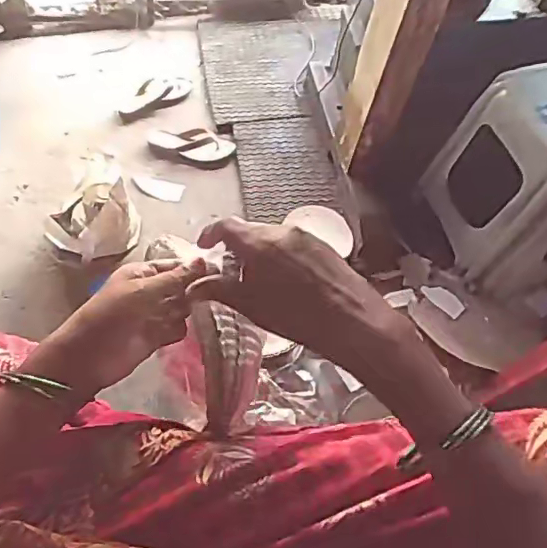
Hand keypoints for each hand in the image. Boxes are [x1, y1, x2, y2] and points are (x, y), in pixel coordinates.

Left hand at [25, 258, 203, 393]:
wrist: (88, 357)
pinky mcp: (156, 337)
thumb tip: (204, 261)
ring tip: (205, 312)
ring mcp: (153, 315)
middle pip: (182, 287)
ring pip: (182, 308)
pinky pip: (177, 329)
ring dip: (190, 311)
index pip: (175, 265)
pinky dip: (181, 330)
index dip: (195, 268)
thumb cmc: (111, 315)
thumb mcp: (143, 290)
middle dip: (195, 290)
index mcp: (143, 273)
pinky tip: (188, 332)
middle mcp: (150, 291)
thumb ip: (175, 278)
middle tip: (218, 294)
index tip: (221, 271)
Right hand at [189, 217, 412, 374]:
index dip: (210, 234)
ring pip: (272, 238)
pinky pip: (292, 245)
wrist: (352, 321)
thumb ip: (220, 290)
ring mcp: (306, 237)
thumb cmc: (297, 317)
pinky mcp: (324, 246)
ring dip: (259, 253)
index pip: (226, 226)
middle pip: (250, 231)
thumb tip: (194, 287)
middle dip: (236, 249)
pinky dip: (280, 257)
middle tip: (230, 273)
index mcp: (260, 242)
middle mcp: (282, 231)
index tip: (204, 247)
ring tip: (258, 281)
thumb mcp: (251, 305)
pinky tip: (285, 282)